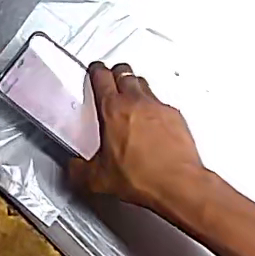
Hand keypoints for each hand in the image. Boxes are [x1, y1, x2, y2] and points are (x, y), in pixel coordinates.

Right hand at [69, 62, 212, 217]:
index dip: (96, 71)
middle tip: (112, 79)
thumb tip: (75, 169)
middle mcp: (136, 102)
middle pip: (124, 73)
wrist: (179, 184)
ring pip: (144, 84)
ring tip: (131, 98)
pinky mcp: (176, 116)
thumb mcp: (100, 178)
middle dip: (116, 74)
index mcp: (113, 109)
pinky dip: (155, 108)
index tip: (95, 71)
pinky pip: (162, 103)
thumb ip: (81, 169)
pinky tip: (153, 122)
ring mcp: (158, 107)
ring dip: (135, 88)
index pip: (101, 76)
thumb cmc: (144, 177)